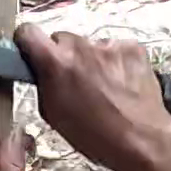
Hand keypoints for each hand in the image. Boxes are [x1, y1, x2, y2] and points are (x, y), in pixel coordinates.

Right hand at [14, 23, 170, 170]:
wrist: (141, 139)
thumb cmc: (98, 135)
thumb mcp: (54, 115)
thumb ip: (43, 84)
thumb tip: (39, 71)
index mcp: (56, 63)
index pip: (28, 32)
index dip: (28, 42)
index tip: (31, 49)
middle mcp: (81, 47)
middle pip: (63, 40)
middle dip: (65, 57)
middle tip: (75, 82)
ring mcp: (108, 45)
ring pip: (90, 46)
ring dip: (92, 62)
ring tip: (104, 90)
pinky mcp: (130, 47)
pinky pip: (114, 50)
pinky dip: (115, 64)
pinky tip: (120, 85)